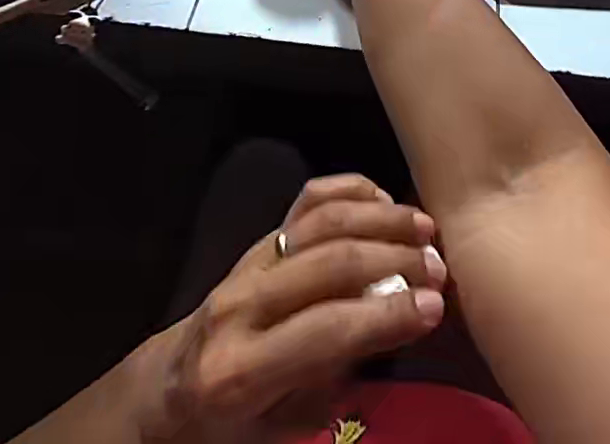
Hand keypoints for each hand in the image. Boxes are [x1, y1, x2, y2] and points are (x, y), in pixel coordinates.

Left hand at [141, 175, 445, 441]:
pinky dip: (352, 190)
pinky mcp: (259, 236)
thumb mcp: (284, 430)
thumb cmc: (233, 426)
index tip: (435, 307)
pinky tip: (385, 201)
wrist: (171, 387)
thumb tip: (398, 321)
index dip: (387, 314)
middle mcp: (241, 305)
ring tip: (423, 227)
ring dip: (381, 219)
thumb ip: (336, 379)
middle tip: (439, 266)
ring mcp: (249, 261)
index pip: (326, 329)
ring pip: (322, 220)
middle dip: (395, 259)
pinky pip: (309, 199)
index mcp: (240, 371)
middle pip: (330, 261)